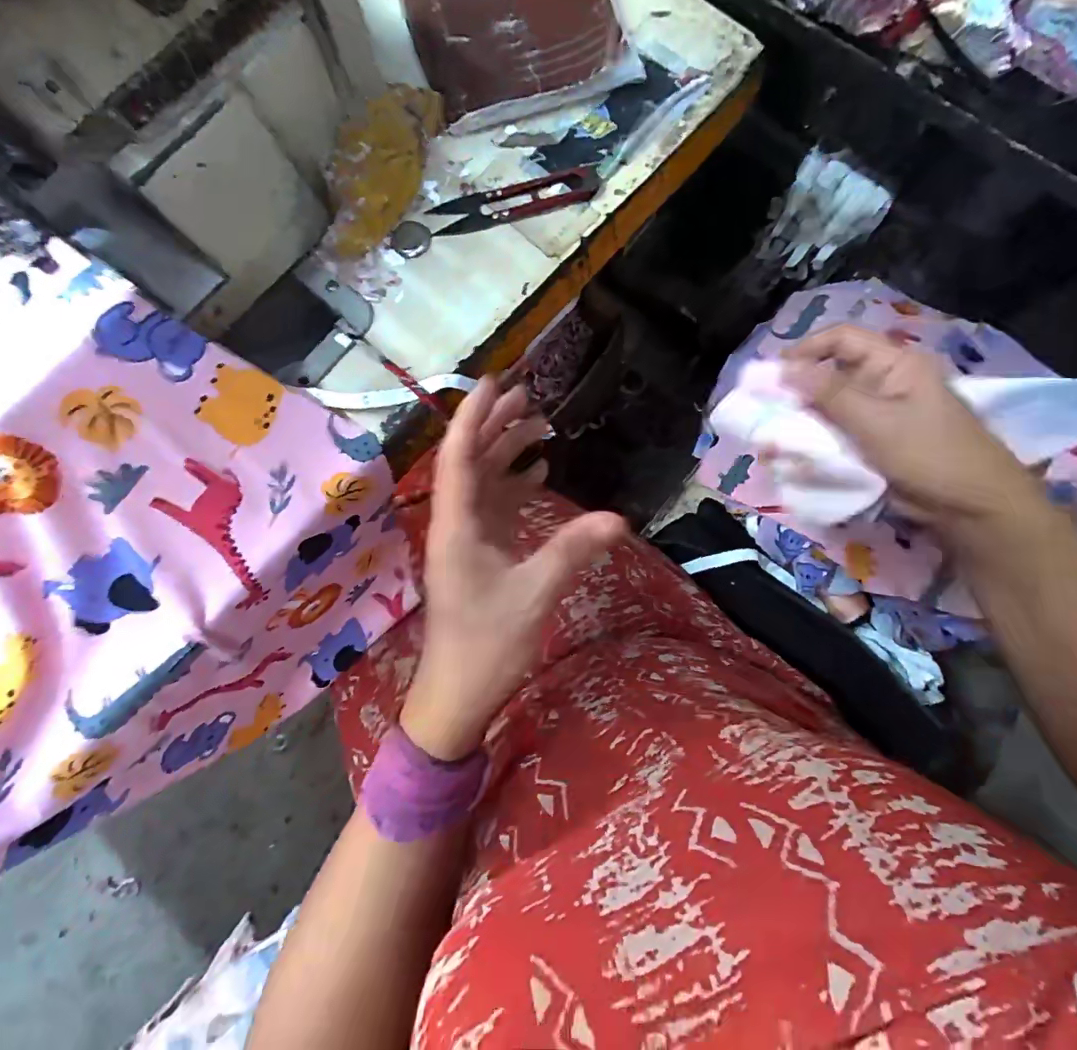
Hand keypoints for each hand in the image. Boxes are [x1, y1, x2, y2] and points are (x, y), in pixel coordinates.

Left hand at [402, 378, 626, 759]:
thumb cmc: (487, 644)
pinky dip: (514, 486)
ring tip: (539, 427)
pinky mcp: (478, 555)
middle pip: (471, 462)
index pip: (459, 457)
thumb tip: (620, 518)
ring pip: (483, 484)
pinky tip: (538, 474)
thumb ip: (574, 550)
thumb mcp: (534, 593)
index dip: (475, 417)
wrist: (458, 693)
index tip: (496, 383)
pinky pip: (494, 508)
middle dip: (496, 427)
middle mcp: (456, 525)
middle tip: (530, 398)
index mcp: (457, 526)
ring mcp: (466, 540)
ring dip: (506, 454)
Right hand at [784, 324, 1041, 529]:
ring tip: (775, 441)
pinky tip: (796, 457)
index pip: (843, 339)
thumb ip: (828, 394)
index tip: (773, 374)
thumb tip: (783, 369)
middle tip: (768, 412)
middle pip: (833, 375)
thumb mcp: (876, 422)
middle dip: (798, 393)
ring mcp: (882, 416)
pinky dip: (817, 444)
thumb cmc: (929, 455)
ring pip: (831, 410)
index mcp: (895, 364)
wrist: (971, 507)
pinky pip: (839, 436)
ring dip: (804, 423)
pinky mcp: (877, 445)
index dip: (806, 349)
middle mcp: (886, 384)